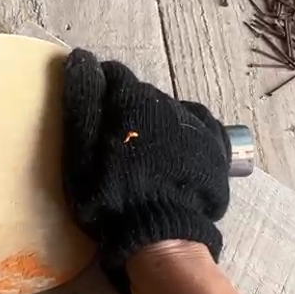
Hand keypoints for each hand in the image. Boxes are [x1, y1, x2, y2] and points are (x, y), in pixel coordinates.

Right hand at [61, 49, 230, 293]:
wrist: (162, 234)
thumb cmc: (111, 195)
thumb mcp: (80, 153)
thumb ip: (81, 102)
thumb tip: (81, 59)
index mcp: (130, 98)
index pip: (112, 74)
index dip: (100, 90)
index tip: (93, 113)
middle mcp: (165, 100)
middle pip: (140, 95)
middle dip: (128, 109)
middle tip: (117, 142)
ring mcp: (193, 122)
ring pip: (166, 111)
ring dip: (155, 124)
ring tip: (148, 157)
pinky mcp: (214, 144)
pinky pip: (196, 127)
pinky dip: (183, 135)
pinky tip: (175, 157)